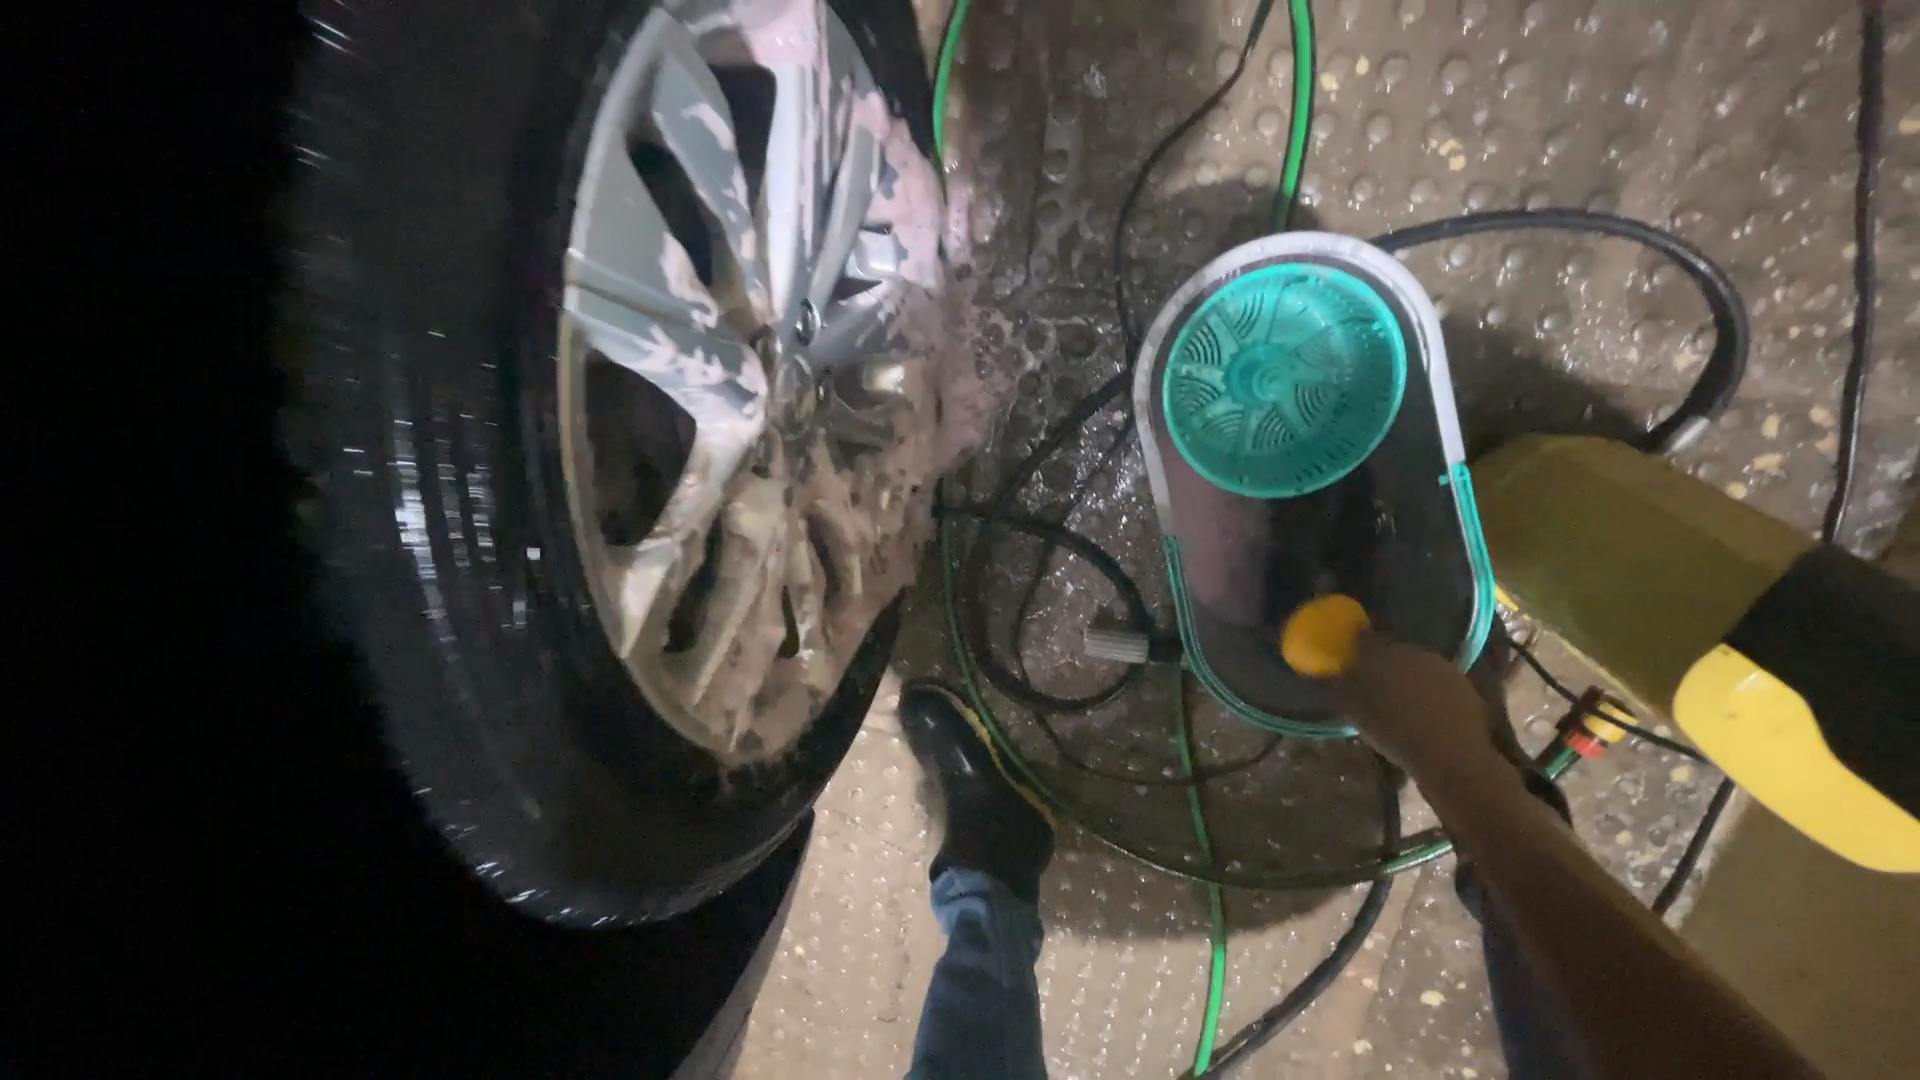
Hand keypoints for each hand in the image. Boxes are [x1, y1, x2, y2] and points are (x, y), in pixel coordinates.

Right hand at [1338, 635, 1503, 780]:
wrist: (1450, 754)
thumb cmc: (1393, 732)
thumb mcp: (1354, 712)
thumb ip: (1339, 687)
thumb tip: (1329, 672)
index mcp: (1381, 654)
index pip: (1363, 639)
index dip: (1357, 649)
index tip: (1352, 661)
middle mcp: (1411, 651)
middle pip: (1392, 651)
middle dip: (1384, 664)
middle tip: (1377, 686)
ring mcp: (1440, 665)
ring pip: (1417, 664)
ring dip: (1409, 676)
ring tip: (1403, 701)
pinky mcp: (1463, 682)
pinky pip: (1439, 679)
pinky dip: (1431, 689)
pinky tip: (1428, 711)